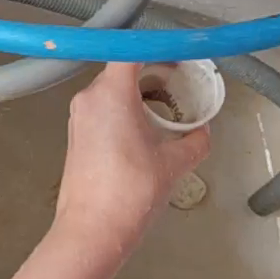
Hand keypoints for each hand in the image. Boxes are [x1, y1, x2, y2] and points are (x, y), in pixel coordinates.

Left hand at [52, 63, 209, 268]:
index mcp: (110, 93)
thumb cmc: (131, 190)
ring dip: (136, 94)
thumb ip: (194, 141)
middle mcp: (89, 98)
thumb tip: (204, 132)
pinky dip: (122, 111)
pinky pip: (102, 110)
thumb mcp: (173, 163)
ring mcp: (78, 117)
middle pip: (120, 70)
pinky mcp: (76, 136)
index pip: (131, 51)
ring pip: (110, 91)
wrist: (92, 230)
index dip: (156, 48)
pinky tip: (144, 129)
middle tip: (178, 81)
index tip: (178, 54)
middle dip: (150, 72)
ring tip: (165, 108)